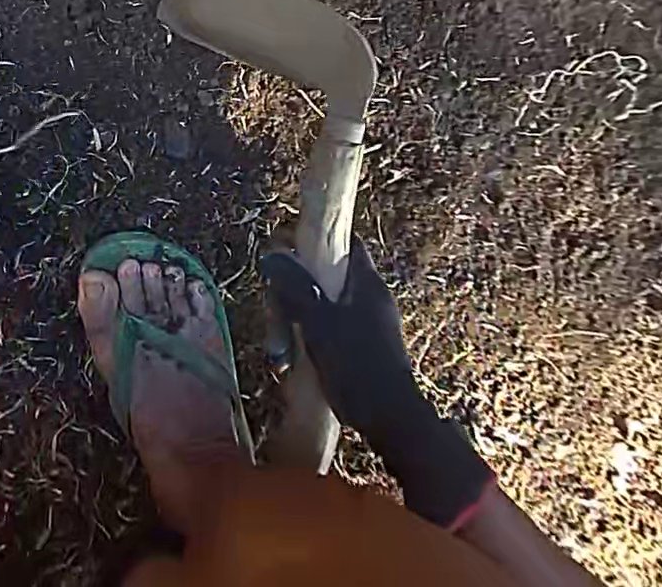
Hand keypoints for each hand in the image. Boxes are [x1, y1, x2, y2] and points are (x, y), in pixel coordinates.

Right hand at [261, 242, 493, 528]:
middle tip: (275, 312)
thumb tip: (270, 254)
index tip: (288, 246)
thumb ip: (294, 285)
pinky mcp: (357, 345)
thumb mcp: (318, 319)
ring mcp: (364, 322)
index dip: (318, 237)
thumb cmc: (357, 364)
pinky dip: (304, 337)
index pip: (346, 242)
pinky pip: (322, 327)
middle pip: (321, 275)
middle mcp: (367, 297)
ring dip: (292, 321)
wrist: (391, 423)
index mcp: (366, 283)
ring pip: (317, 304)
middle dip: (291, 292)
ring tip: (279, 350)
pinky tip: (289, 359)